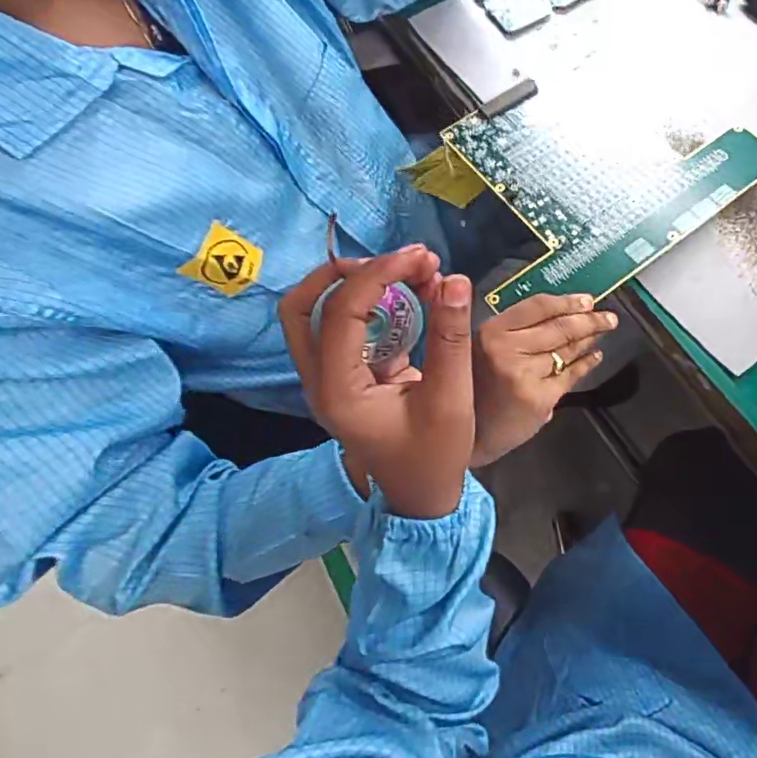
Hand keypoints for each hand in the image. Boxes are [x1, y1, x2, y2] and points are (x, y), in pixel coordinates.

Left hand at [277, 247, 475, 519]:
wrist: (421, 498)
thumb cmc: (434, 457)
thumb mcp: (450, 399)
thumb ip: (450, 338)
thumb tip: (453, 279)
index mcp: (337, 390)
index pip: (342, 312)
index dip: (379, 274)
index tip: (422, 258)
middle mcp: (319, 380)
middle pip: (303, 307)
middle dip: (349, 272)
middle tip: (400, 261)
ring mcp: (326, 378)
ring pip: (315, 313)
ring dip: (356, 284)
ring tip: (411, 271)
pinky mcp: (343, 375)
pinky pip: (341, 327)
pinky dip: (370, 303)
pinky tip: (410, 294)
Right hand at [470, 293, 616, 466]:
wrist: (466, 436)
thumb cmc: (470, 390)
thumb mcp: (477, 350)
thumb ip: (508, 331)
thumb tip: (554, 313)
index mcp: (489, 333)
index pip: (536, 307)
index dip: (566, 302)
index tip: (586, 300)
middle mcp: (506, 351)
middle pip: (559, 327)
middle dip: (589, 320)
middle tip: (607, 317)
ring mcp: (524, 376)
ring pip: (566, 350)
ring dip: (589, 339)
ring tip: (602, 331)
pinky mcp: (539, 400)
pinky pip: (569, 375)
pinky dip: (586, 364)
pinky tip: (594, 357)